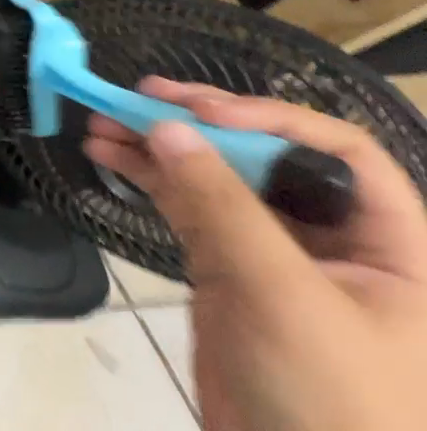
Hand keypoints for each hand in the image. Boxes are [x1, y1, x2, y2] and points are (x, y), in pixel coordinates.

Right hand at [84, 78, 426, 430]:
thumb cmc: (328, 392)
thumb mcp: (281, 295)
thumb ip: (224, 208)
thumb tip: (167, 128)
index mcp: (391, 247)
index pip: (340, 153)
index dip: (269, 118)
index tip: (193, 108)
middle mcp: (336, 241)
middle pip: (269, 160)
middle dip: (199, 126)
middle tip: (133, 98)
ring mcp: (278, 256)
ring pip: (219, 180)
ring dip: (160, 148)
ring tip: (99, 122)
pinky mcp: (228, 271)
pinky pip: (189, 209)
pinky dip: (148, 179)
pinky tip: (110, 158)